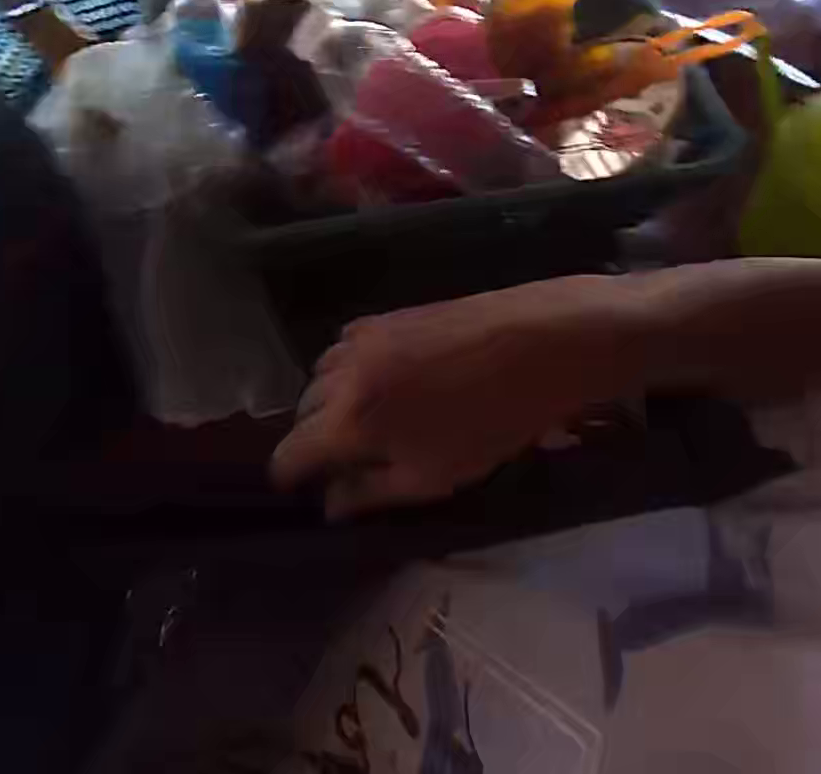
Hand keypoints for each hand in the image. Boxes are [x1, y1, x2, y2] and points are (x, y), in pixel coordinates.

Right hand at [268, 276, 633, 518]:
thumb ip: (372, 492)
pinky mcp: (380, 316)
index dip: (287, 473)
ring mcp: (359, 339)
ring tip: (362, 414)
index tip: (295, 484)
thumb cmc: (490, 420)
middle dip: (312, 436)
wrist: (533, 344)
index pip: (291, 451)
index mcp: (351, 421)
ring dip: (327, 399)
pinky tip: (378, 376)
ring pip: (319, 374)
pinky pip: (342, 346)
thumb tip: (329, 504)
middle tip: (342, 454)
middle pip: (302, 410)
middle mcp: (342, 374)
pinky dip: (346, 367)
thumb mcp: (434, 475)